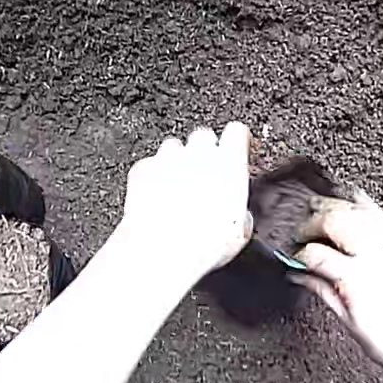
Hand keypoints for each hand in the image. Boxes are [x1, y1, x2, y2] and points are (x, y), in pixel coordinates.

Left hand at [114, 122, 253, 280]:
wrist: (162, 251)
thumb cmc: (203, 243)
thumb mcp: (239, 232)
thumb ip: (240, 210)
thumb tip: (238, 215)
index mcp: (229, 162)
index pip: (237, 131)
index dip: (236, 141)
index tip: (235, 151)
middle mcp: (199, 152)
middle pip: (204, 135)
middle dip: (204, 151)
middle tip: (205, 176)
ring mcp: (168, 158)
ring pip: (174, 146)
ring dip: (177, 161)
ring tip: (178, 188)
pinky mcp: (142, 169)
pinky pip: (150, 164)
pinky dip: (153, 175)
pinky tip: (156, 197)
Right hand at [294, 192, 382, 382]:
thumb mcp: (350, 322)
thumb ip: (322, 291)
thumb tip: (301, 275)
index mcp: (356, 278)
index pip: (315, 253)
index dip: (297, 253)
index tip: (292, 257)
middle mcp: (375, 255)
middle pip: (334, 220)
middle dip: (310, 222)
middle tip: (299, 232)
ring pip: (357, 209)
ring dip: (334, 204)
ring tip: (317, 206)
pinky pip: (380, 214)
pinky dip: (363, 202)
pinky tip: (353, 199)